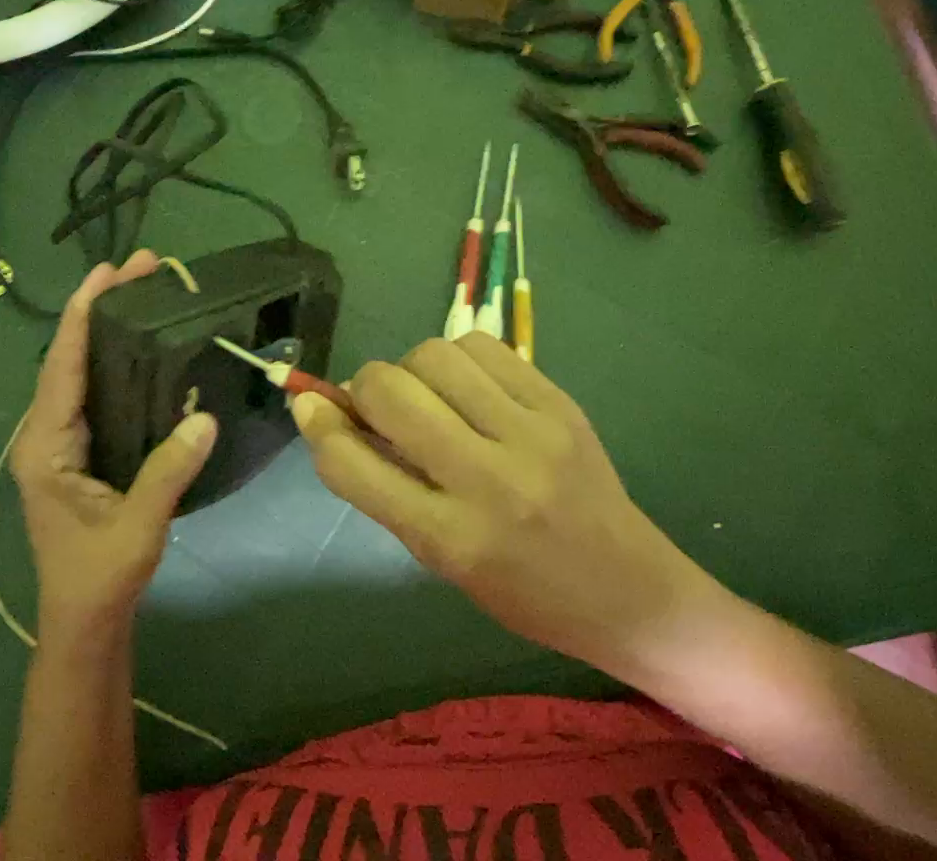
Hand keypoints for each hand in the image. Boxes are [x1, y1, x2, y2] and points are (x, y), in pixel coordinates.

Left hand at [10, 251, 218, 638]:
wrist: (83, 618)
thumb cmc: (100, 575)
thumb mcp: (138, 526)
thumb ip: (168, 471)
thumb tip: (204, 415)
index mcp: (45, 446)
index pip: (61, 367)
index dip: (82, 315)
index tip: (106, 273)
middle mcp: (44, 435)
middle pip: (68, 359)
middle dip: (99, 311)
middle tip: (139, 270)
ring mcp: (58, 443)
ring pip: (78, 374)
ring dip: (106, 332)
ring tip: (142, 294)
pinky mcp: (76, 452)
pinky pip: (92, 394)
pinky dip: (113, 363)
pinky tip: (141, 350)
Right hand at [291, 332, 730, 676]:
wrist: (627, 590)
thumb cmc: (521, 592)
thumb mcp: (440, 559)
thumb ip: (385, 487)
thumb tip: (328, 415)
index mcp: (448, 536)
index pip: (352, 465)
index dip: (318, 428)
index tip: (309, 408)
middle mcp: (487, 480)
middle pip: (390, 392)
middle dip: (365, 388)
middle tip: (378, 406)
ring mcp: (531, 434)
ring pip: (435, 355)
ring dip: (413, 369)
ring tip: (429, 395)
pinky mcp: (560, 404)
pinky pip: (484, 346)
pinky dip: (459, 358)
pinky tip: (468, 386)